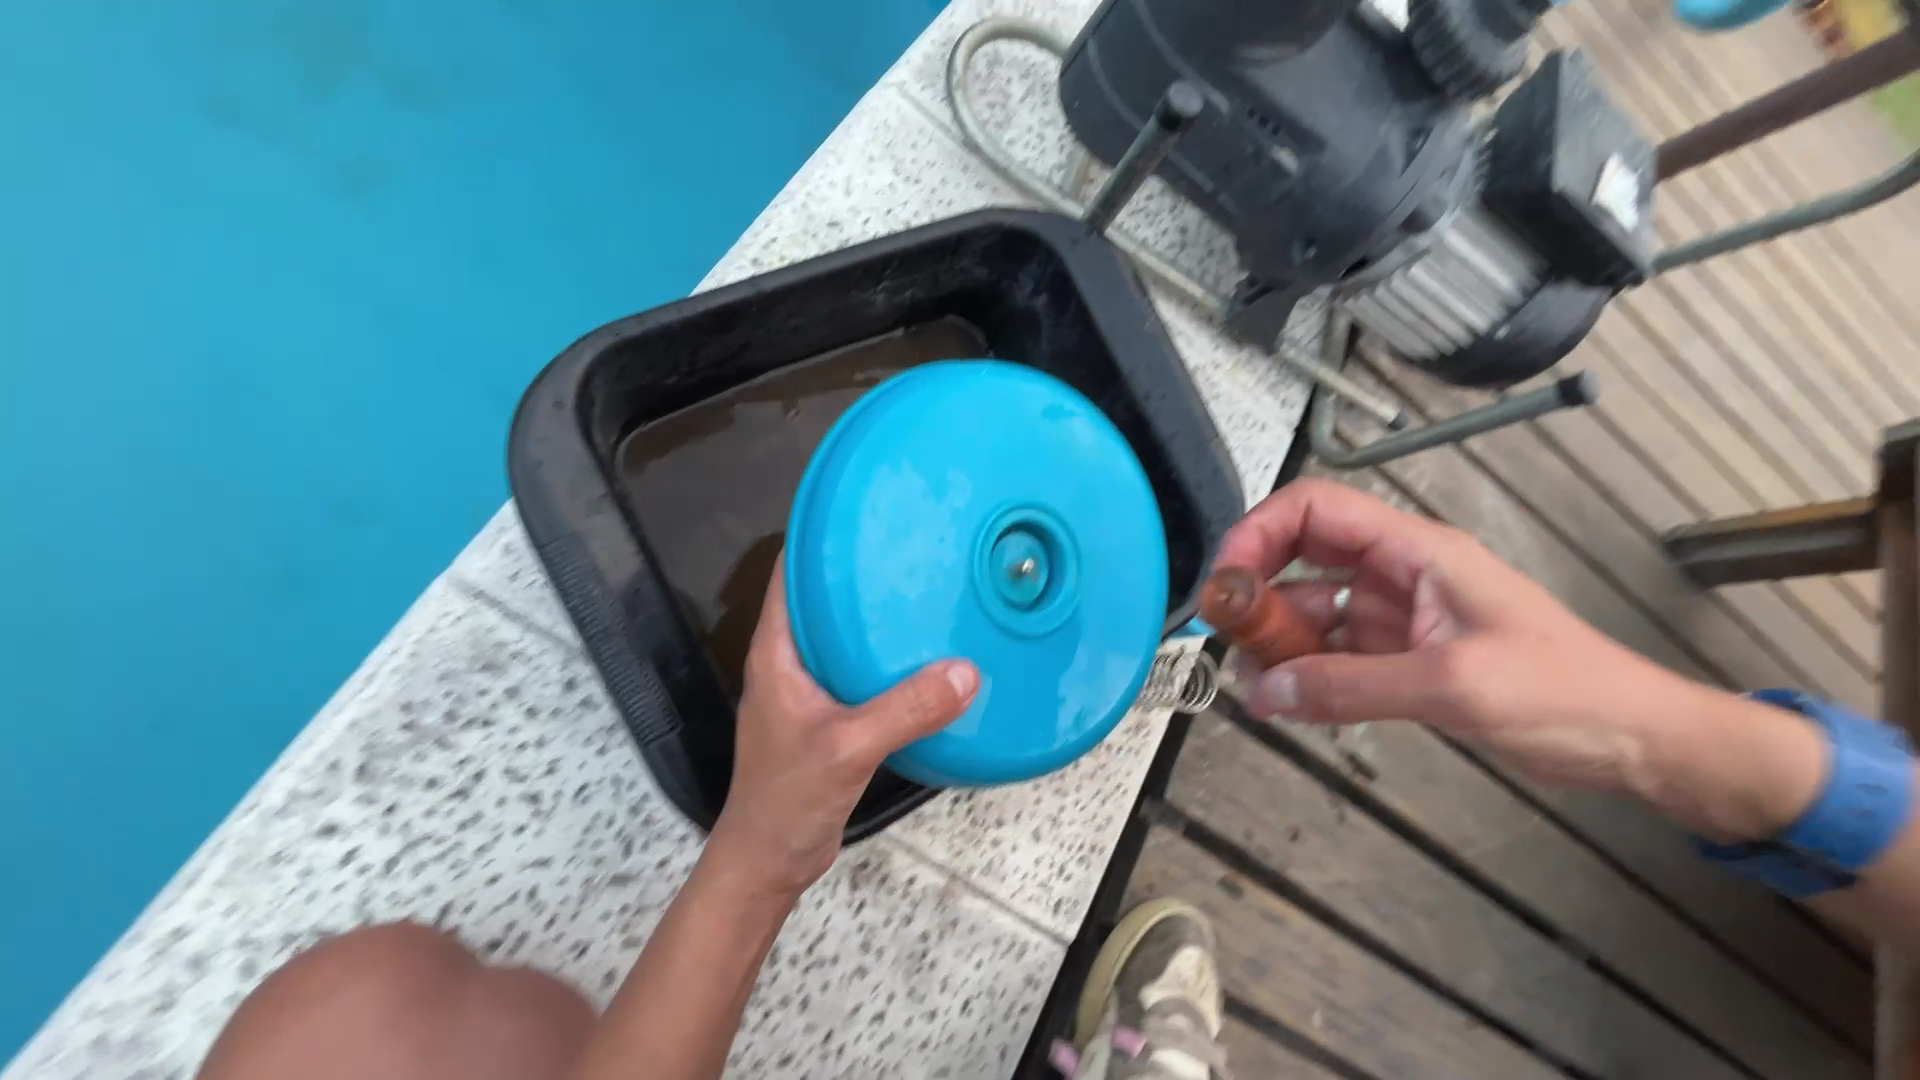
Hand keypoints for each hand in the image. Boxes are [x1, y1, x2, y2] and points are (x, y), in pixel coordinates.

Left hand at [712, 553, 978, 894]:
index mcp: (777, 650)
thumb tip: (969, 672)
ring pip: (846, 635)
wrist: (771, 858)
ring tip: (929, 594)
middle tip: (917, 550)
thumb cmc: (789, 797)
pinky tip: (928, 657)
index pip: (792, 572)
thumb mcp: (850, 748)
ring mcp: (810, 688)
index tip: (869, 513)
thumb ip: (907, 710)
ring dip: (880, 617)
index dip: (822, 536)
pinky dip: (890, 658)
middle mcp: (791, 660)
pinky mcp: (831, 715)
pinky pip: (862, 670)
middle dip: (864, 572)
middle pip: (824, 598)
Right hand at [1214, 479, 1810, 811]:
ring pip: (1309, 609)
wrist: (1634, 742)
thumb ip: (1350, 687)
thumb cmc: (1564, 693)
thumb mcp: (1454, 684)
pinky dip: (1300, 672)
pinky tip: (1281, 699)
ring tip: (1254, 684)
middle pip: (1301, 555)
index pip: (1316, 509)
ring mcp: (1393, 616)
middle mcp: (1395, 573)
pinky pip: (1328, 654)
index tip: (1226, 581)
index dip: (1260, 531)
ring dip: (1275, 640)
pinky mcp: (1396, 657)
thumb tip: (1262, 692)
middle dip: (1258, 589)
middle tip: (1229, 636)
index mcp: (1414, 550)